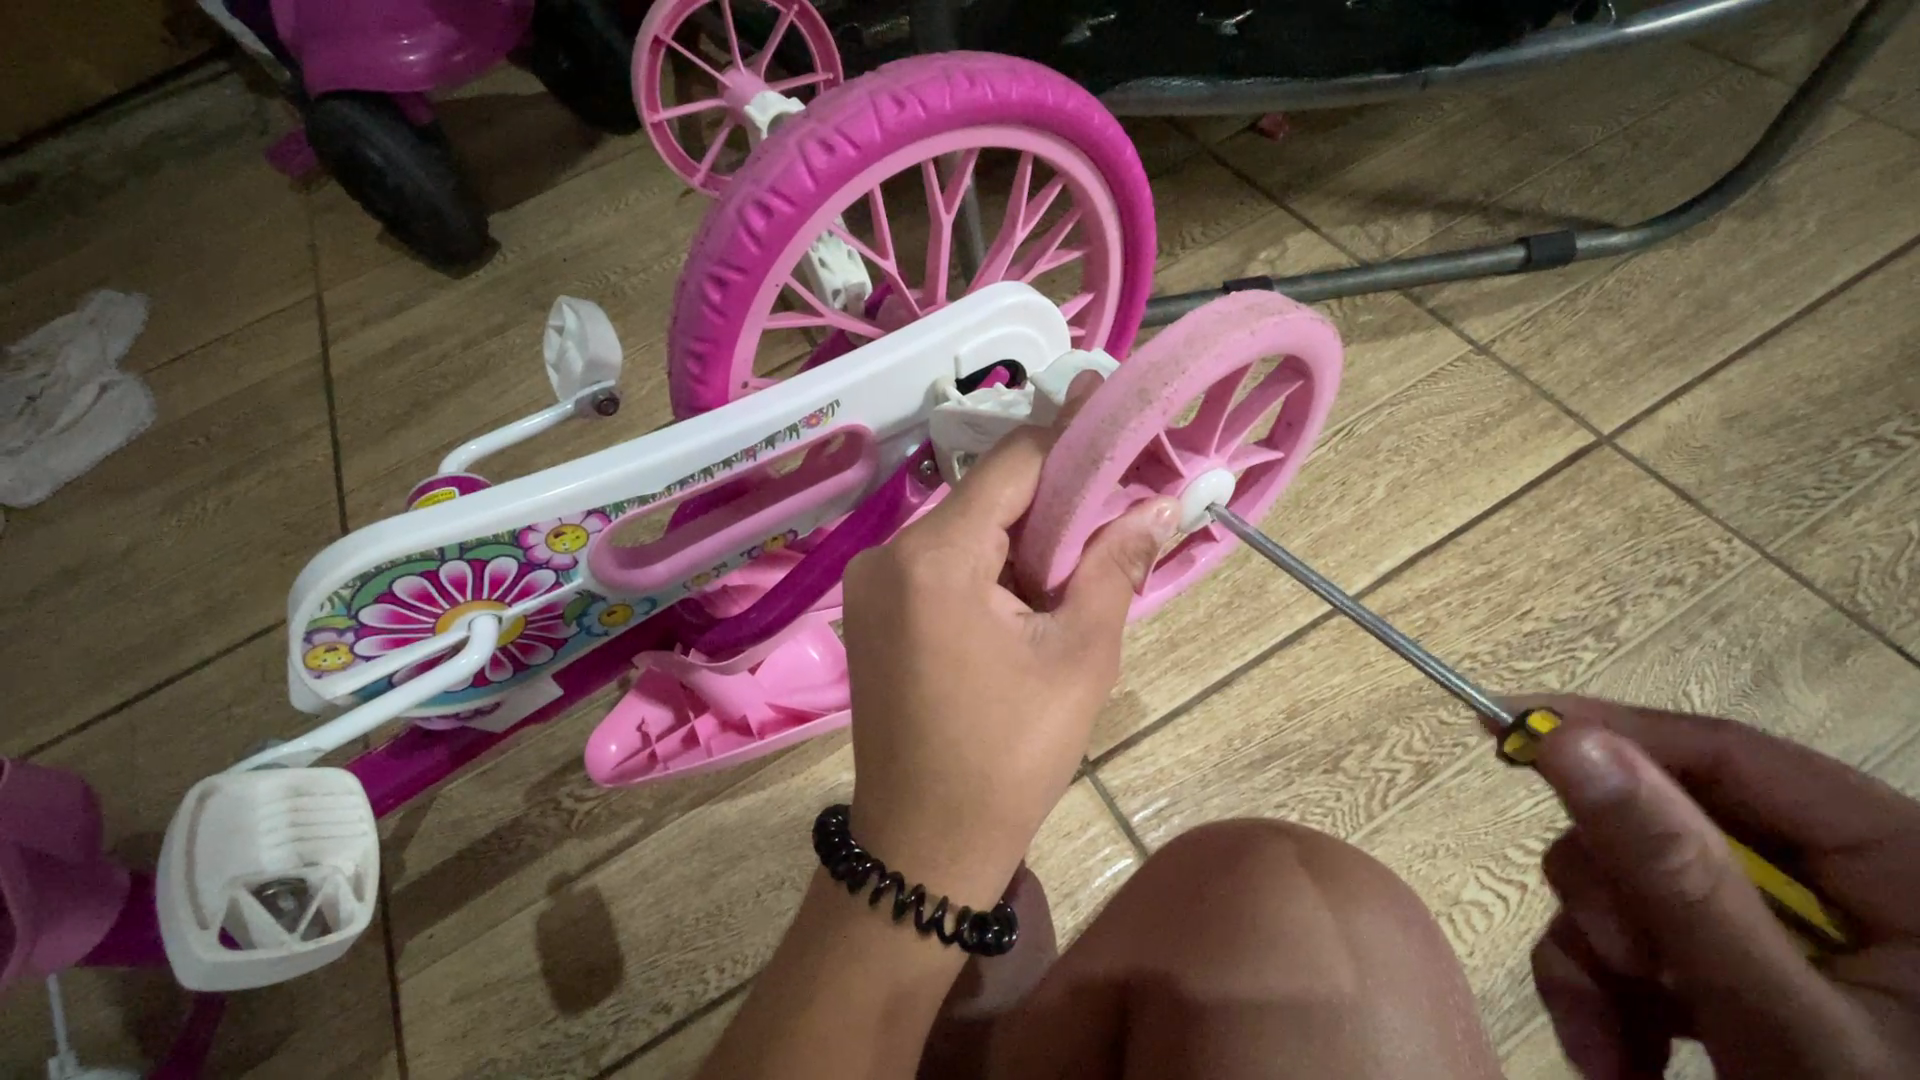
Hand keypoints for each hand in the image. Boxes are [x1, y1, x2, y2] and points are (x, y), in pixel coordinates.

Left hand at [840, 373, 1177, 906]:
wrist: (924, 843)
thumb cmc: (1010, 755)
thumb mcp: (1080, 657)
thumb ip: (1114, 565)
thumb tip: (1161, 501)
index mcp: (934, 558)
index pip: (1011, 463)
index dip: (1068, 435)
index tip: (1114, 412)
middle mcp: (888, 553)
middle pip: (985, 496)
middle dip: (1051, 497)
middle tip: (1116, 497)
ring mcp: (870, 583)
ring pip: (963, 529)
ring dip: (1020, 535)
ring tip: (1078, 557)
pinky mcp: (870, 611)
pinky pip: (938, 563)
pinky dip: (986, 564)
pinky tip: (1025, 591)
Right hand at [1515, 695, 1919, 1078]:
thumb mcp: (1781, 1022)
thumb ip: (1678, 878)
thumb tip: (1564, 740)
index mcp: (1906, 866)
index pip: (1729, 756)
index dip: (1608, 730)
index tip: (1500, 725)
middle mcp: (1851, 889)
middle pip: (1667, 830)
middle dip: (1608, 901)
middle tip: (1607, 962)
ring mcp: (1800, 941)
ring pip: (1638, 894)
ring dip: (1595, 965)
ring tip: (1603, 1049)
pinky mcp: (1759, 982)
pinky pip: (1648, 951)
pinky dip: (1611, 998)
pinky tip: (1617, 1058)